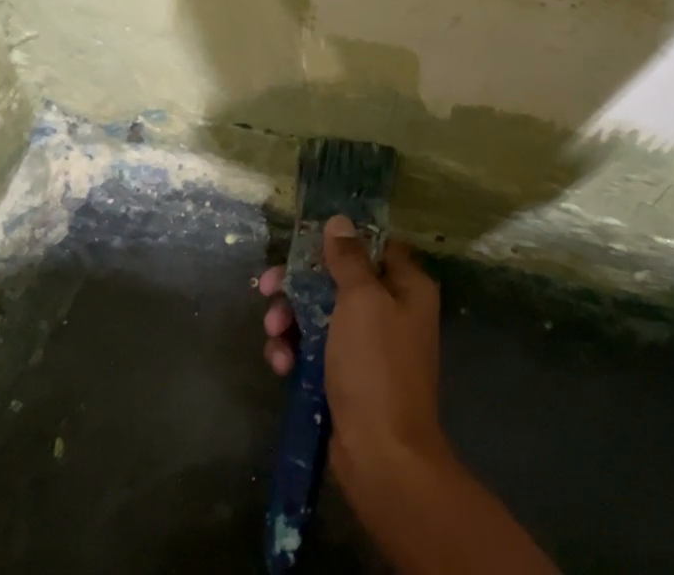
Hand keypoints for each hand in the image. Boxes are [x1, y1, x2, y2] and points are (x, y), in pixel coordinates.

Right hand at [258, 215, 444, 464]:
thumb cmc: (375, 365)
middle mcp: (391, 311)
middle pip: (337, 281)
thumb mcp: (361, 301)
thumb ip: (348, 259)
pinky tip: (282, 365)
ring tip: (274, 335)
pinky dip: (296, 352)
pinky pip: (316, 350)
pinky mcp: (348, 376)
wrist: (380, 452)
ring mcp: (369, 346)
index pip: (374, 246)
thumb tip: (340, 221)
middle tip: (266, 289)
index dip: (338, 241)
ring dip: (290, 321)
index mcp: (407, 288)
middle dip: (298, 286)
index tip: (301, 242)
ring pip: (320, 315)